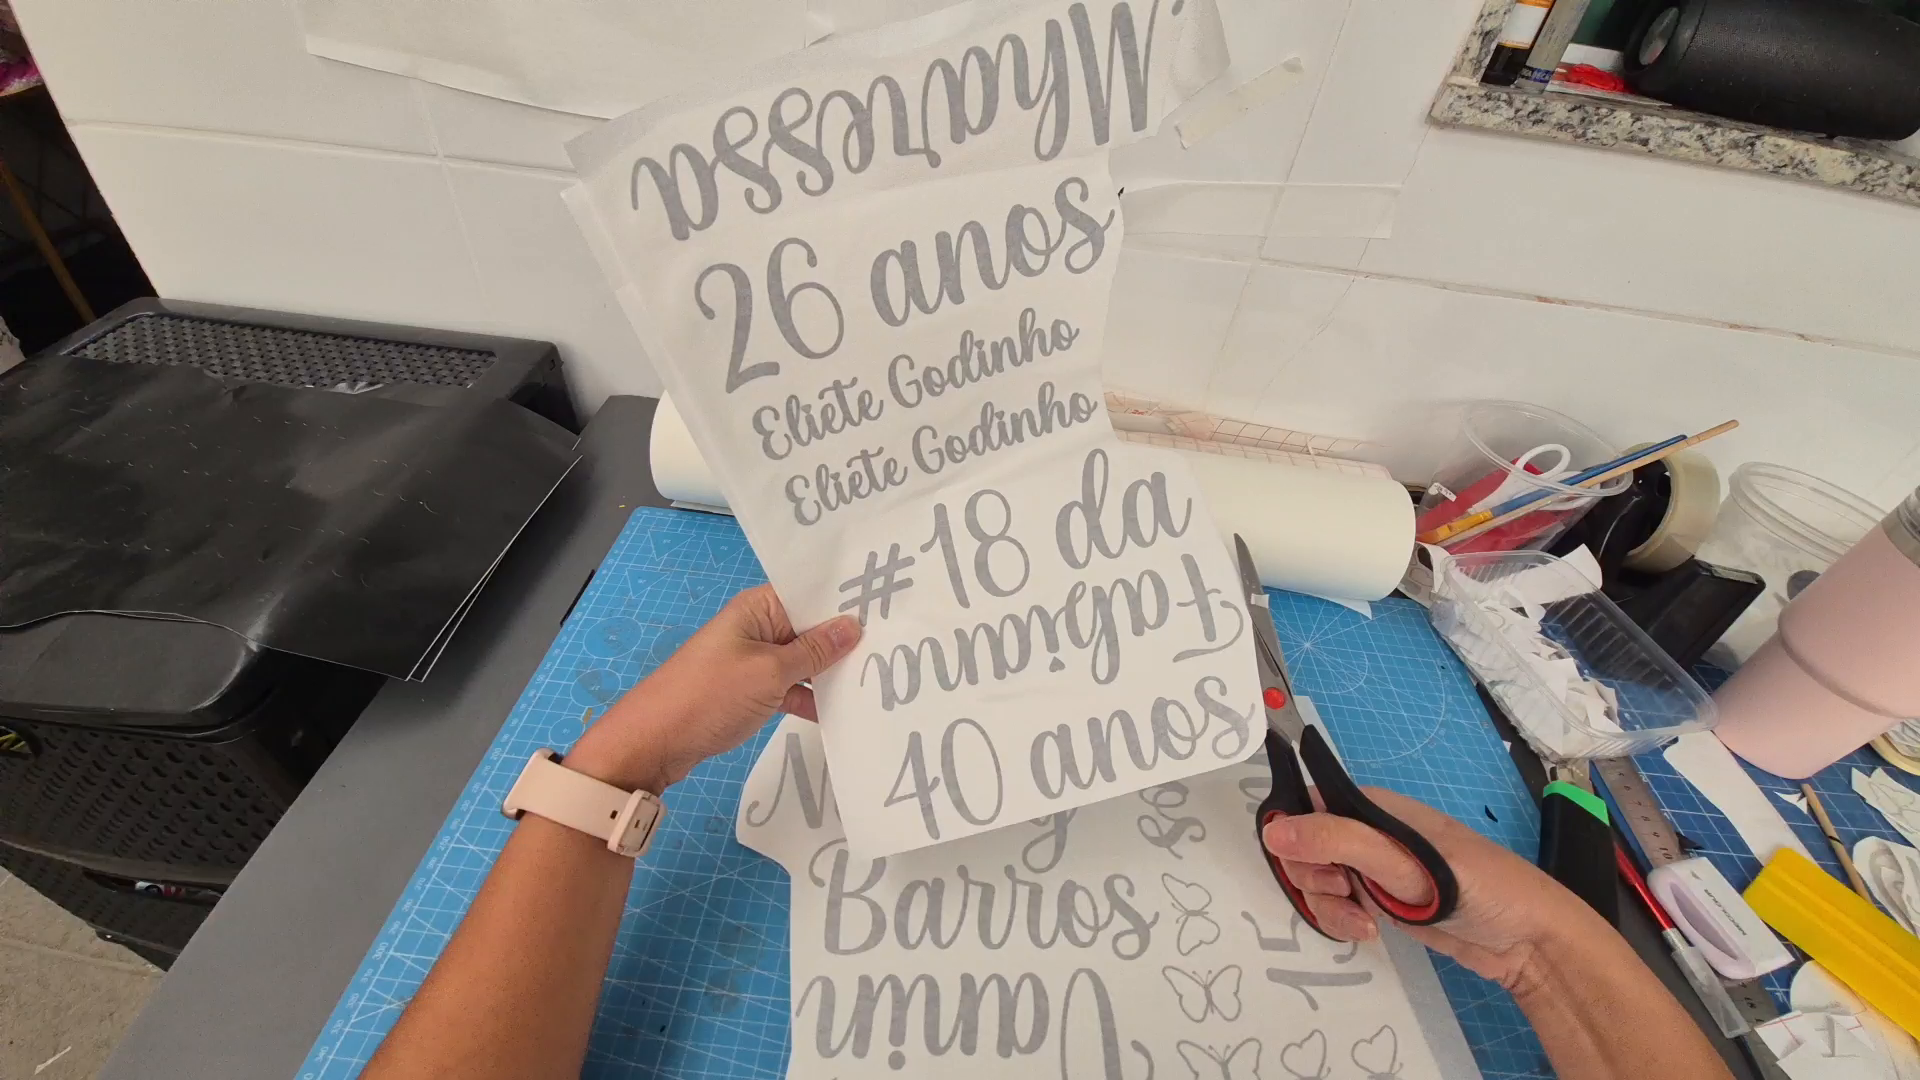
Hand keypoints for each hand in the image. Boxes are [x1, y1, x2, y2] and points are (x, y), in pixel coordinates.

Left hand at [565, 586, 860, 793]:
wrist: (653, 743)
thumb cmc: (711, 694)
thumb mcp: (770, 671)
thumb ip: (815, 650)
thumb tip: (854, 625)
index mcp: (760, 608)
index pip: (811, 593)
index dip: (847, 599)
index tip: (889, 606)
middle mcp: (760, 627)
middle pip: (811, 627)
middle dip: (845, 638)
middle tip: (895, 643)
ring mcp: (756, 660)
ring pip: (805, 659)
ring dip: (831, 671)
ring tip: (877, 676)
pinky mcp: (753, 690)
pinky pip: (792, 685)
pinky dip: (812, 696)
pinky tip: (843, 710)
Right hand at [1261, 787, 1598, 993]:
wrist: (1533, 944)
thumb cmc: (1477, 885)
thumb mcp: (1403, 861)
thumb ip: (1336, 841)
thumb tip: (1272, 831)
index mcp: (1367, 804)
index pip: (1303, 805)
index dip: (1292, 833)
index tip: (1308, 862)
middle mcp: (1361, 831)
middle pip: (1301, 845)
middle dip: (1310, 874)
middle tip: (1340, 890)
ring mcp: (1368, 866)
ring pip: (1314, 879)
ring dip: (1326, 903)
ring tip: (1360, 919)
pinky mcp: (1376, 899)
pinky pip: (1335, 905)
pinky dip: (1340, 920)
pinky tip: (1367, 931)